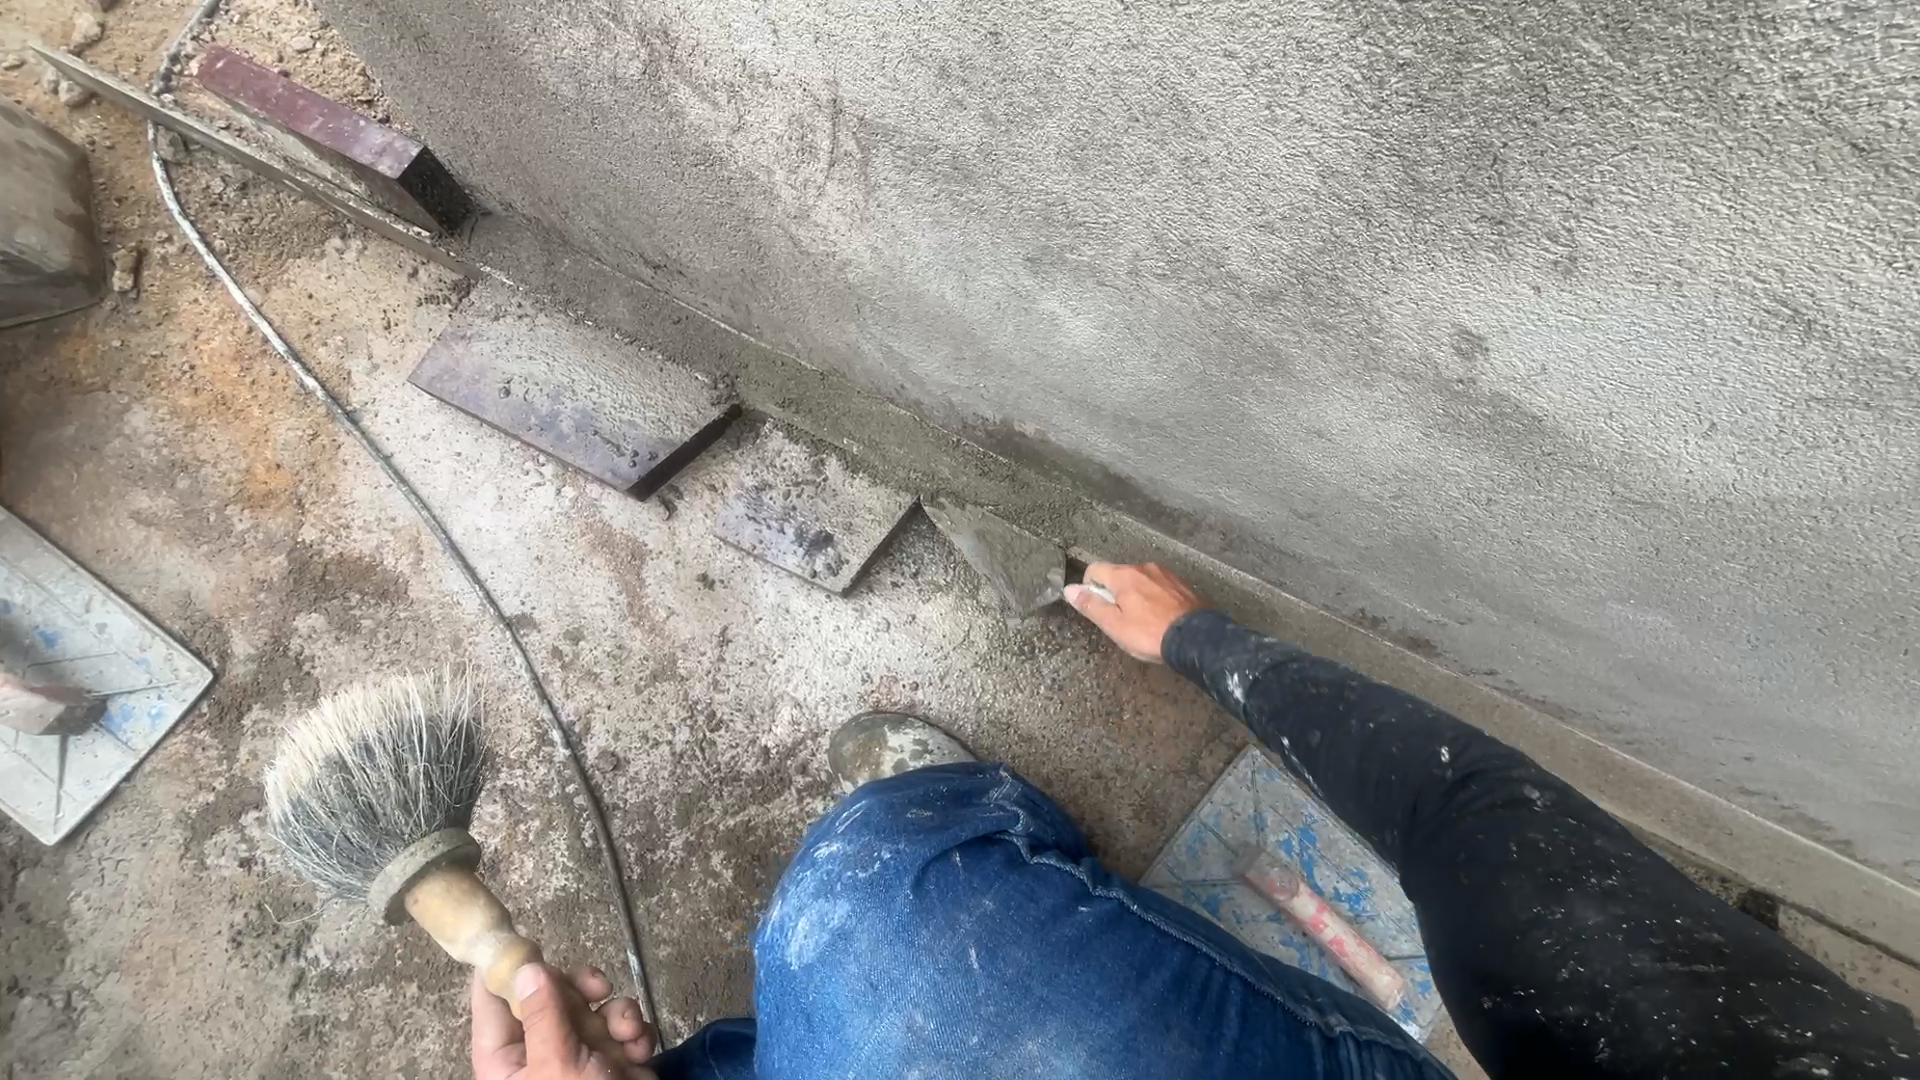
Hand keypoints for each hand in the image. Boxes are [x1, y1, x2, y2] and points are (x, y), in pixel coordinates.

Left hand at [472, 963, 657, 1079]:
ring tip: (629, 1034)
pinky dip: (635, 1030)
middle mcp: (538, 1051)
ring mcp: (576, 1052)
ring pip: (593, 1003)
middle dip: (582, 989)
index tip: (516, 936)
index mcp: (506, 1061)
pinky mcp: (610, 1055)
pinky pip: (621, 1021)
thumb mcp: (557, 1066)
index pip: (491, 1006)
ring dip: (618, 1012)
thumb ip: (543, 1015)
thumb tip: (526, 966)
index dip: (501, 971)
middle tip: (599, 988)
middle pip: (550, 993)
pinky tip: (641, 1049)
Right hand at [1064, 562, 1205, 662]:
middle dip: (1113, 592)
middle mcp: (1144, 568)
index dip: (1088, 586)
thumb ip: (1090, 605)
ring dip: (1134, 594)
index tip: (1095, 605)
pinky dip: (1153, 597)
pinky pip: (1159, 586)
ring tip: (1142, 620)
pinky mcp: (1181, 584)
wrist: (1196, 638)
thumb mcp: (1114, 625)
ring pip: (1140, 579)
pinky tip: (1160, 616)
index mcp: (1123, 575)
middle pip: (1118, 574)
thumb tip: (1069, 590)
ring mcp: (1165, 574)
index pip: (1094, 569)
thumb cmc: (1150, 633)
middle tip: (1119, 619)